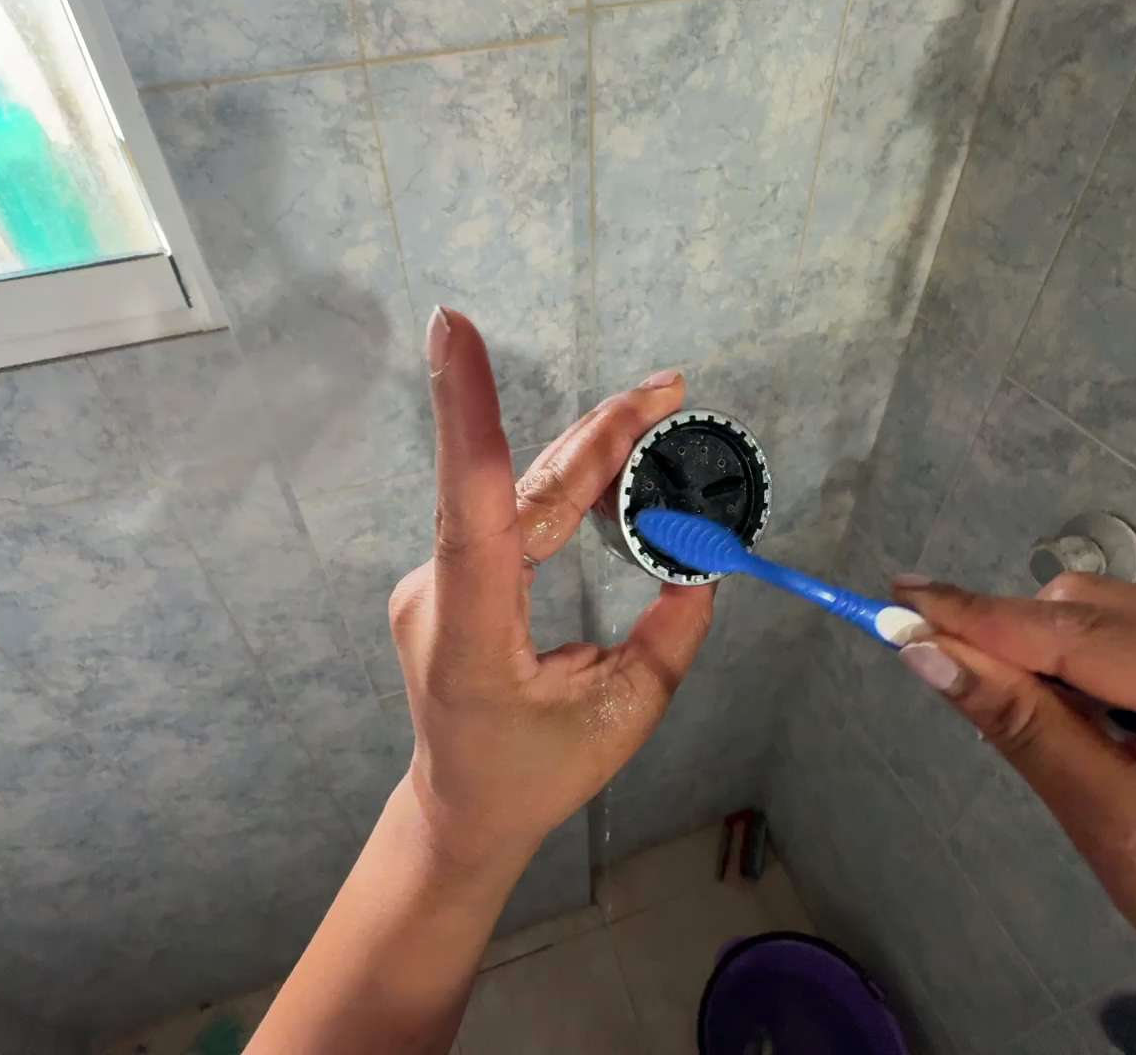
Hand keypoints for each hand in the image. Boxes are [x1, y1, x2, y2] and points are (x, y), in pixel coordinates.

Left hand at [388, 307, 716, 866]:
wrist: (460, 805)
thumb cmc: (533, 775)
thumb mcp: (620, 718)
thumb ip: (667, 638)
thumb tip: (700, 564)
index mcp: (470, 637)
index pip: (471, 512)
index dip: (468, 417)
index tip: (452, 330)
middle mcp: (439, 592)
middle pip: (522, 491)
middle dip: (598, 436)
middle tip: (669, 391)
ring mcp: (435, 579)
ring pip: (517, 493)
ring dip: (588, 453)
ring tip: (656, 417)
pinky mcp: (448, 573)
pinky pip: (510, 513)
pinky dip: (567, 485)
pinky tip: (611, 465)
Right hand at [891, 574, 1135, 1017]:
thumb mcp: (1121, 833)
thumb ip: (1024, 728)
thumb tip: (924, 653)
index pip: (1091, 635)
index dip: (983, 618)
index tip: (897, 601)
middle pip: (1103, 609)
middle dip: (1017, 637)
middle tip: (952, 675)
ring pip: (1117, 612)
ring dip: (1052, 651)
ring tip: (1049, 723)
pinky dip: (1091, 662)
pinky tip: (1094, 716)